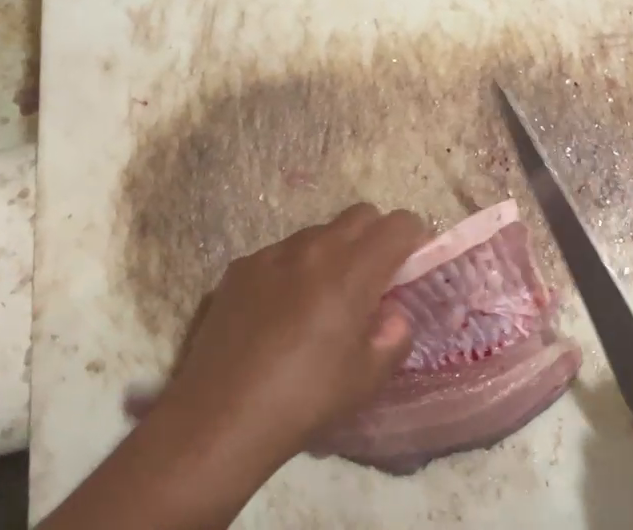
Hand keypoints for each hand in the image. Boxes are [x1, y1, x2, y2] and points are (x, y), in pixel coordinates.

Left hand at [41, 204, 426, 529]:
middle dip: (376, 237)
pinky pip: (280, 253)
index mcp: (353, 269)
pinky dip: (293, 269)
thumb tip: (392, 314)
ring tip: (322, 300)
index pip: (400, 223)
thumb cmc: (304, 399)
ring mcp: (271, 254)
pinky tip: (280, 313)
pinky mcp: (239, 269)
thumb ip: (394, 336)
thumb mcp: (367, 378)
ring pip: (318, 232)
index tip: (412, 267)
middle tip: (373, 280)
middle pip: (361, 215)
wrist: (218, 419)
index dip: (415, 239)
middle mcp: (314, 248)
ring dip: (333, 252)